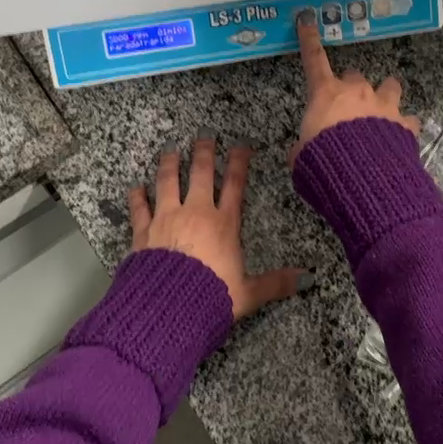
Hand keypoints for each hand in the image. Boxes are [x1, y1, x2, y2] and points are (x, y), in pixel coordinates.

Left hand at [128, 138, 304, 319]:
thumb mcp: (248, 293)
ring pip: (168, 182)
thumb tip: (307, 279)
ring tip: (170, 149)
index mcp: (223, 224)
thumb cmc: (211, 298)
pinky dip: (137, 196)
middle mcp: (195, 213)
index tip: (240, 145)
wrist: (168, 308)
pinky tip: (135, 187)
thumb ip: (276, 283)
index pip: (234, 185)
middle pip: (201, 174)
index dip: (238, 162)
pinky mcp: (143, 232)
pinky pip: (139, 208)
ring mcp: (167, 219)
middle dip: (203, 152)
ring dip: (169, 164)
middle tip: (204, 135)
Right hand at [293, 13, 420, 162]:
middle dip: (351, 86)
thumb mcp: (300, 156)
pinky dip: (404, 126)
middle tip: (348, 103)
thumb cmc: (323, 161)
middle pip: (355, 76)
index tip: (307, 20)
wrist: (363, 178)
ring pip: (389, 86)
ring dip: (385, 94)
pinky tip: (401, 136)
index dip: (309, 40)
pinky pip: (407, 120)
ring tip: (384, 106)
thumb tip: (300, 152)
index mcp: (327, 95)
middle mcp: (357, 93)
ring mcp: (384, 107)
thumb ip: (301, 148)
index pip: (314, 60)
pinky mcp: (404, 125)